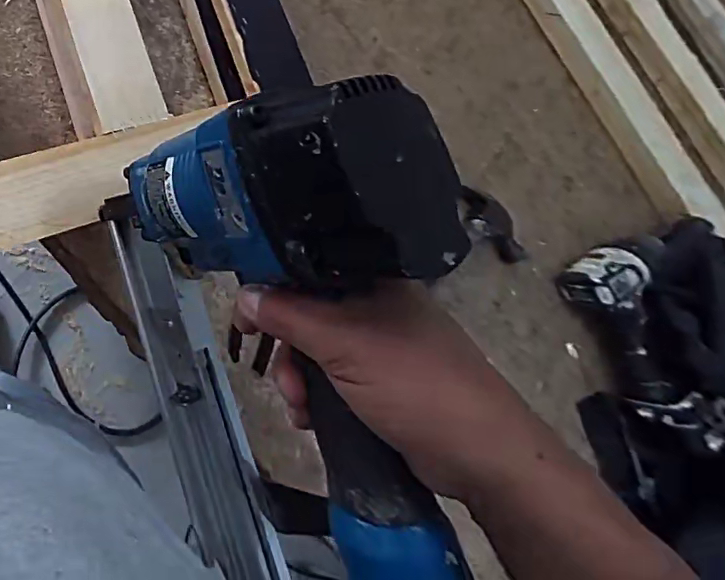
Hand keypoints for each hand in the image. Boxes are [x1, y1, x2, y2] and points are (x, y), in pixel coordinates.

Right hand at [235, 280, 544, 498]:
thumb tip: (243, 295)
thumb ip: (289, 316)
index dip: (272, 289)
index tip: (246, 317)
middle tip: (282, 382)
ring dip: (299, 379)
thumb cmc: (413, 381)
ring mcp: (380, 346)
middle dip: (287, 350)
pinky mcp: (382, 382)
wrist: (481, 455)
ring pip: (318, 351)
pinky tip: (313, 418)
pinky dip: (317, 396)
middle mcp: (374, 305)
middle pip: (307, 315)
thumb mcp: (343, 343)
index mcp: (370, 280)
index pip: (308, 269)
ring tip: (300, 408)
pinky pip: (334, 378)